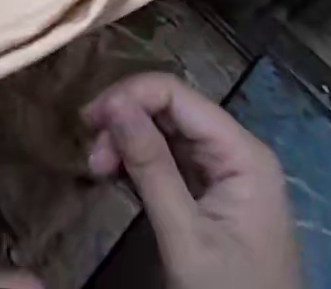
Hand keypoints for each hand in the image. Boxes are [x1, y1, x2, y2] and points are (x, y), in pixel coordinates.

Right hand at [83, 73, 299, 288]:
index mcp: (241, 153)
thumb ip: (151, 165)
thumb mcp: (186, 237)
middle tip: (91, 157)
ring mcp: (221, 171)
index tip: (89, 122)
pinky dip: (134, 160)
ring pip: (160, 129)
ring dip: (124, 141)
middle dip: (124, 122)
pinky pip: (164, 156)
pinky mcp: (207, 191)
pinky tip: (113, 175)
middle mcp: (233, 150)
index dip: (128, 97)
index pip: (175, 94)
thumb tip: (113, 102)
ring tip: (98, 170)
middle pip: (167, 108)